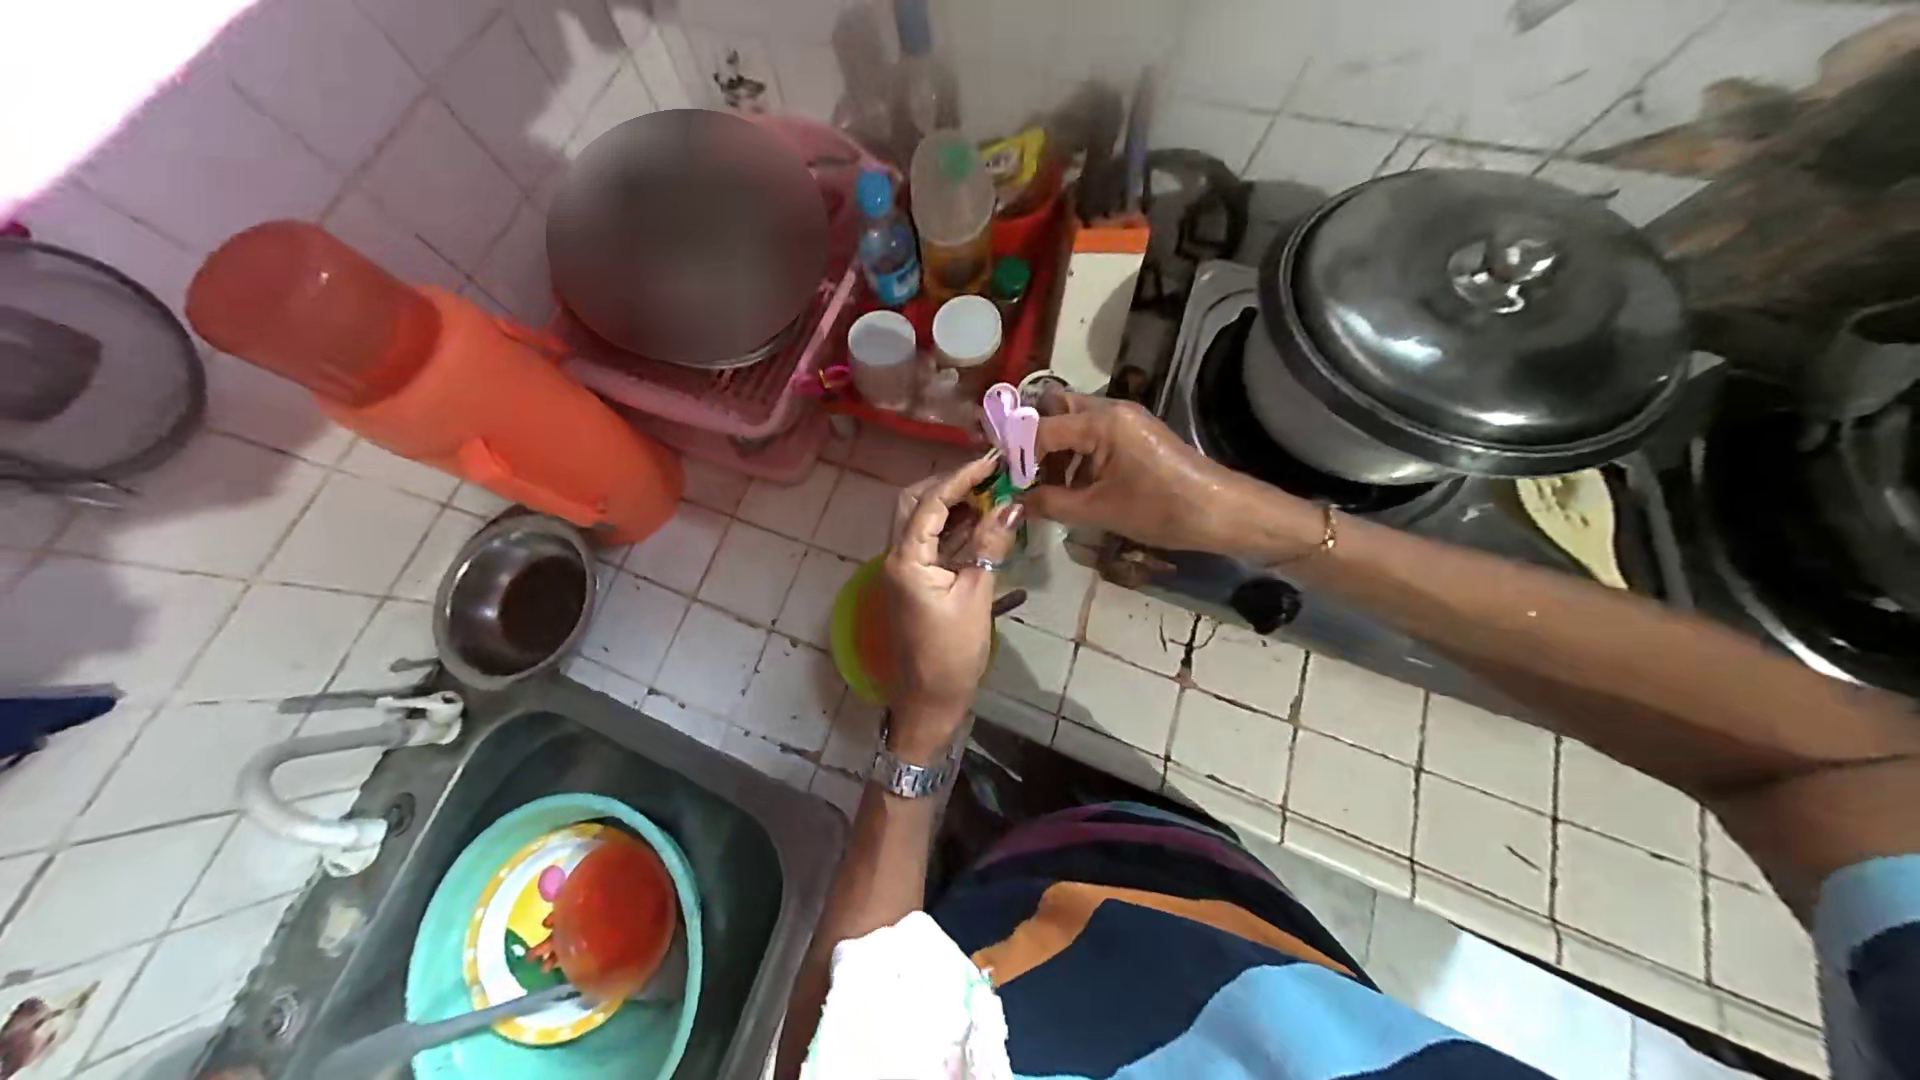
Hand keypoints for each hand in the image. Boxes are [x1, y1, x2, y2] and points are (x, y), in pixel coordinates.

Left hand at [883, 451, 1020, 761]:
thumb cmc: (952, 654)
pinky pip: (930, 543)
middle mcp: (896, 557)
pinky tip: (980, 522)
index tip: (990, 462)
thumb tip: (1011, 507)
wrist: (930, 700)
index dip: (960, 478)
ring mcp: (903, 569)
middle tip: (986, 475)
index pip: (930, 503)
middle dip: (948, 484)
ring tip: (989, 492)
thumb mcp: (976, 596)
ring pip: (921, 521)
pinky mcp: (914, 581)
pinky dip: (953, 528)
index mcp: (906, 560)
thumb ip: (990, 547)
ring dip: (951, 504)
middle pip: (914, 504)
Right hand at [1024, 393, 1316, 554]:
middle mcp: (1112, 409)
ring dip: (1053, 450)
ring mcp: (1126, 420)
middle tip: (1019, 473)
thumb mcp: (1099, 510)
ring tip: (1042, 486)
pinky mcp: (1134, 435)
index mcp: (1102, 421)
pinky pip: (1093, 435)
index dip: (1017, 453)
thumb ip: (1050, 503)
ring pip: (1073, 423)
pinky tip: (1070, 486)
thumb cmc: (1160, 509)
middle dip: (1033, 440)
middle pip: (1055, 410)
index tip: (1002, 478)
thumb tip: (1016, 503)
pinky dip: (1075, 456)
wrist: (1221, 513)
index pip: (1041, 427)